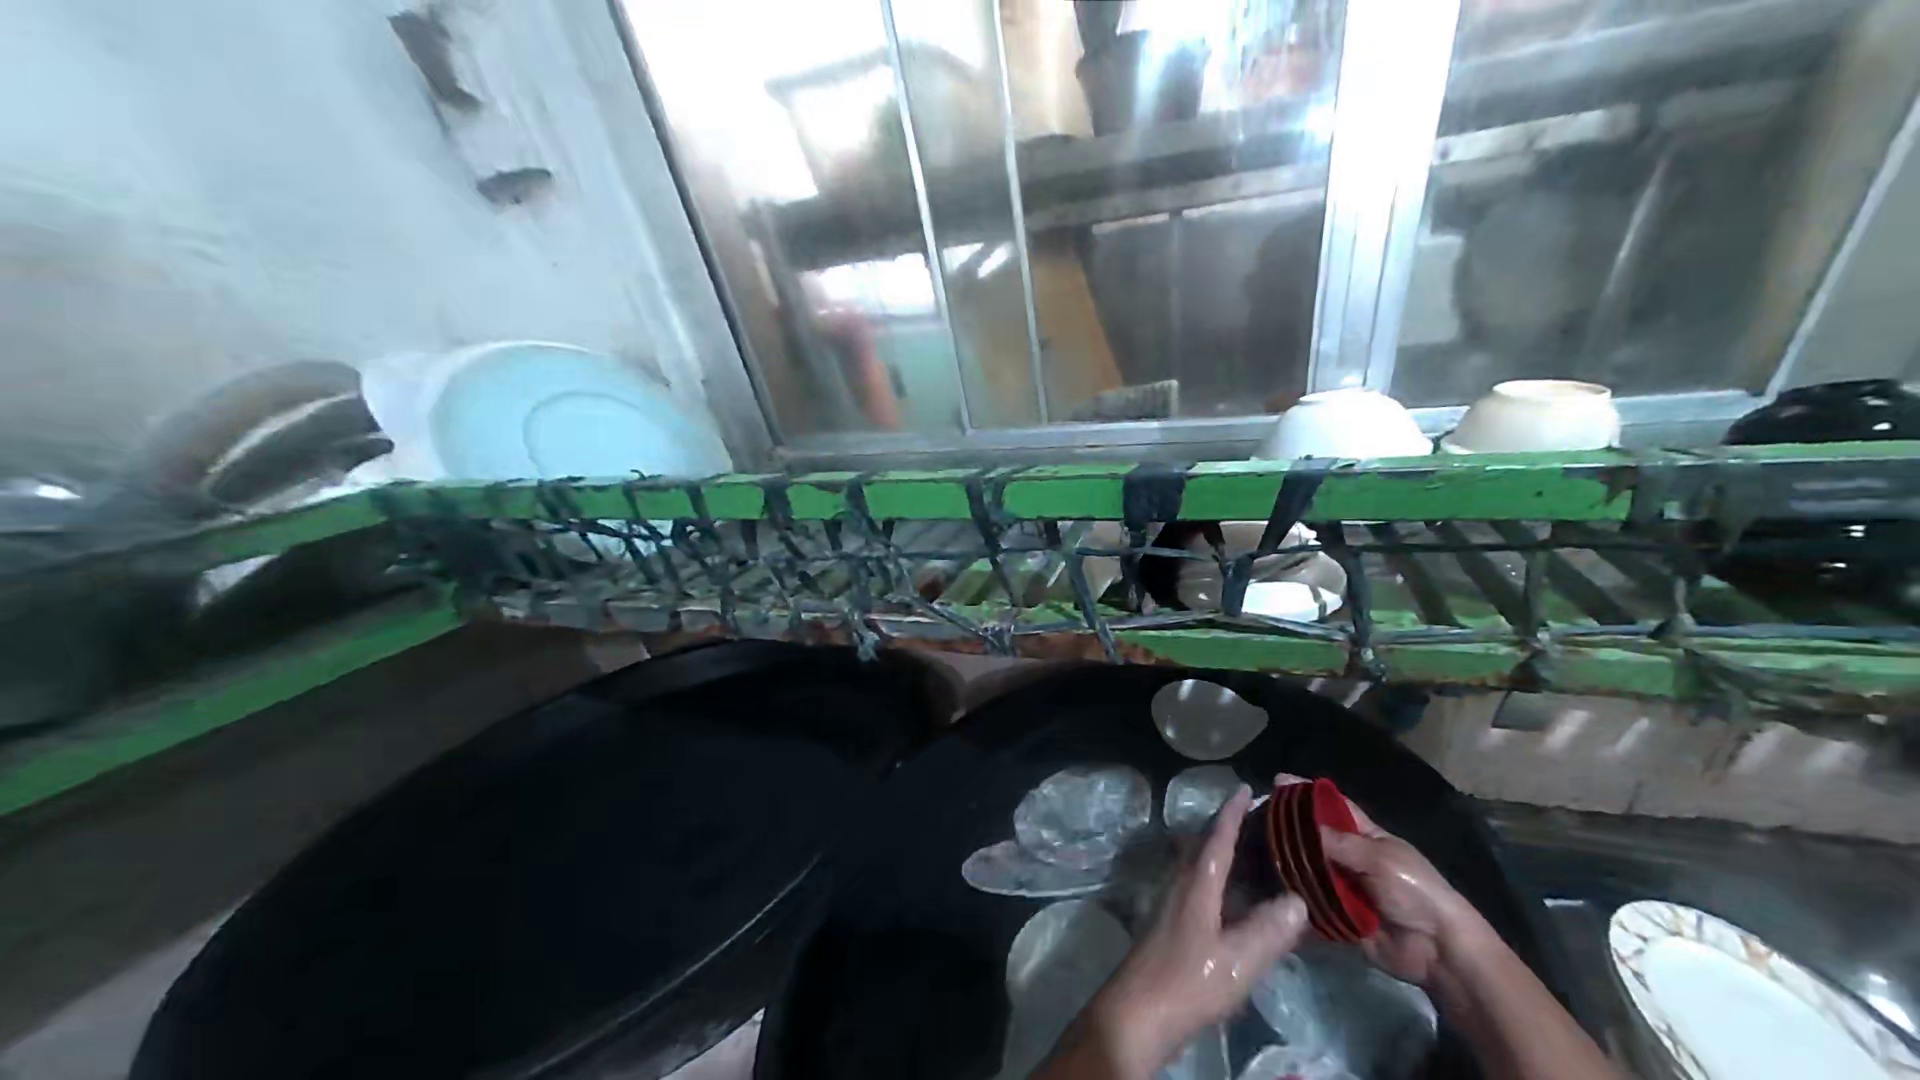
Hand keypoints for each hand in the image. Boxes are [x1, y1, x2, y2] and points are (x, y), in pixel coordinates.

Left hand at [1081, 786, 1308, 1072]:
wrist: (1137, 1011)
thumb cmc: (1188, 981)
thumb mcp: (1237, 960)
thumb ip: (1269, 930)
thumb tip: (1298, 899)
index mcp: (1196, 882)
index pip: (1217, 836)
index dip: (1232, 811)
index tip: (1246, 787)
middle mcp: (1181, 882)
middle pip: (1206, 844)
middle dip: (1229, 826)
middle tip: (1262, 818)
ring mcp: (1172, 900)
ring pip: (1200, 863)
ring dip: (1223, 850)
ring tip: (1255, 851)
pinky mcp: (1171, 920)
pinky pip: (1199, 882)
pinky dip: (1220, 875)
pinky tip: (1236, 894)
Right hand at [1270, 774, 1481, 987]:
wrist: (1439, 952)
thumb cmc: (1416, 891)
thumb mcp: (1379, 858)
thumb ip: (1337, 842)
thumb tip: (1295, 825)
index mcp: (1366, 836)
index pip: (1332, 806)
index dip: (1305, 794)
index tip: (1276, 781)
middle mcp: (1350, 858)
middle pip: (1312, 838)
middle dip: (1286, 830)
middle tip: (1253, 820)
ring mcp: (1342, 888)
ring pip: (1305, 870)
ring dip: (1284, 864)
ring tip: (1252, 853)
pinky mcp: (1337, 916)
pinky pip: (1308, 904)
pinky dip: (1291, 899)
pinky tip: (1266, 889)